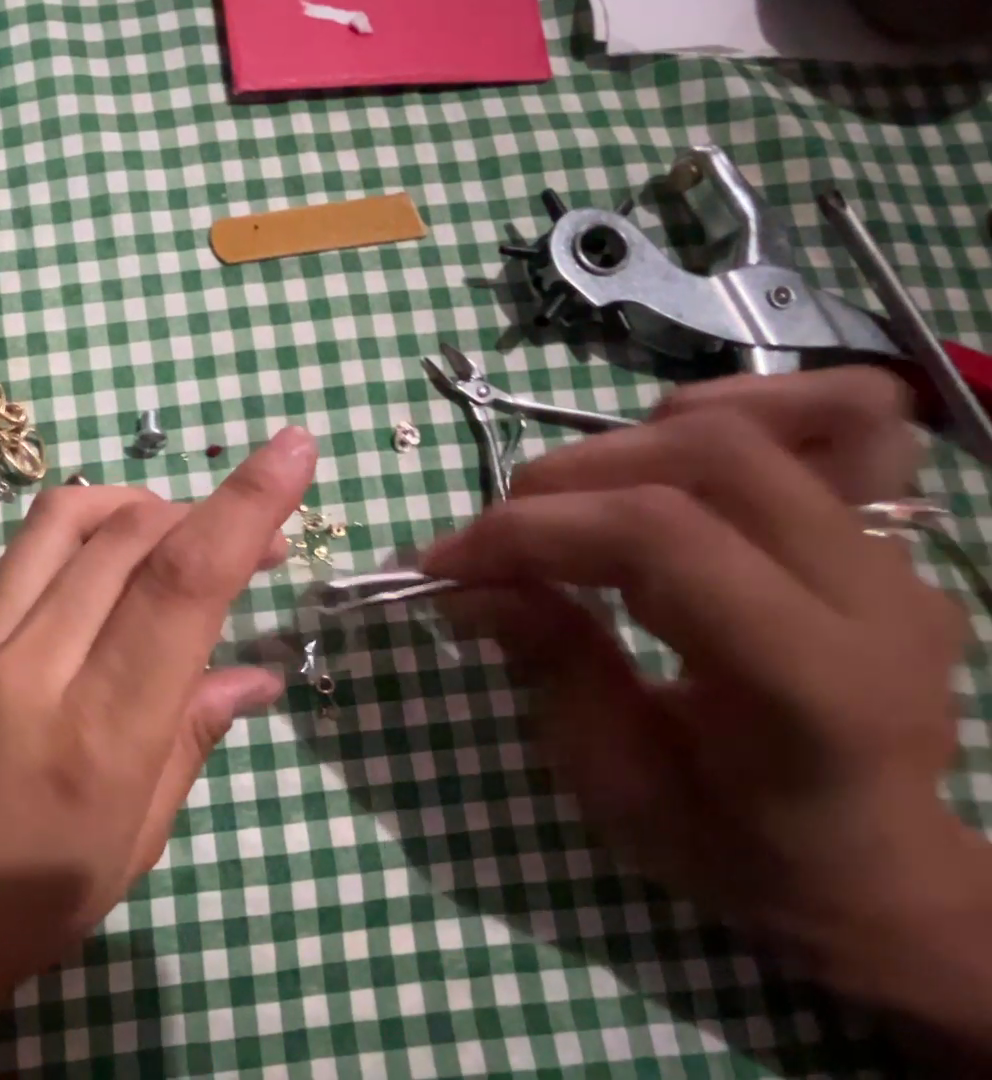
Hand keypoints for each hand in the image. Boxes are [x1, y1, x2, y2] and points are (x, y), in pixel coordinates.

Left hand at [0, 430, 318, 1079]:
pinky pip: (22, 554)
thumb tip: (252, 676)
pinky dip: (83, 528)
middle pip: (128, 538)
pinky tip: (109, 559)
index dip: (246, 507)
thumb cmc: (6, 916)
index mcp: (98, 736)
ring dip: (139, 502)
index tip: (297, 448)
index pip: (180, 589)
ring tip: (182, 528)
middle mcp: (36, 667)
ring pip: (65, 522)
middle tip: (262, 531)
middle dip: (209, 506)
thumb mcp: (124, 853)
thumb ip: (187, 747)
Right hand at [420, 369, 991, 1049]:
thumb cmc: (726, 842)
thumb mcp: (609, 776)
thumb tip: (467, 583)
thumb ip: (547, 660)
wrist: (863, 863)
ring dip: (630, 440)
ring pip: (766, 424)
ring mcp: (897, 554)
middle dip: (560, 484)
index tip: (443, 565)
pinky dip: (745, 407)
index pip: (658, 540)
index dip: (528, 533)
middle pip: (706, 461)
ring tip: (569, 497)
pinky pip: (847, 419)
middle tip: (491, 539)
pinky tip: (672, 447)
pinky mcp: (889, 535)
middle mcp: (871, 597)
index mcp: (803, 681)